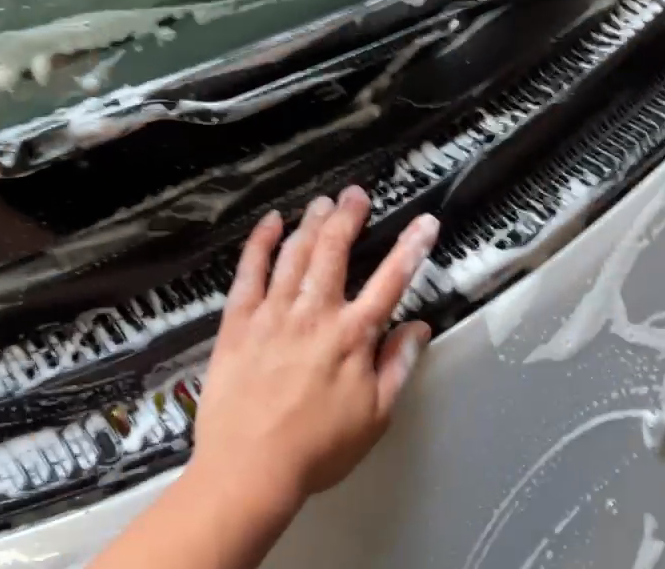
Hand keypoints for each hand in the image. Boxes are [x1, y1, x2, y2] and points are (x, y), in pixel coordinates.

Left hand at [189, 188, 438, 514]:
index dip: (412, 247)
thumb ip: (398, 366)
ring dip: (312, 222)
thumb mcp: (375, 417)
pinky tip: (271, 223)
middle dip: (349, 217)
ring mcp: (274, 313)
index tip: (425, 221)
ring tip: (323, 202)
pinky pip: (250, 272)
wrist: (249, 470)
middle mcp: (315, 313)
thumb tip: (419, 328)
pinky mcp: (239, 321)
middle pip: (335, 251)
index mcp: (352, 336)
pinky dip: (261, 243)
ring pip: (296, 253)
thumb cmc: (318, 449)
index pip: (391, 281)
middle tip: (355, 195)